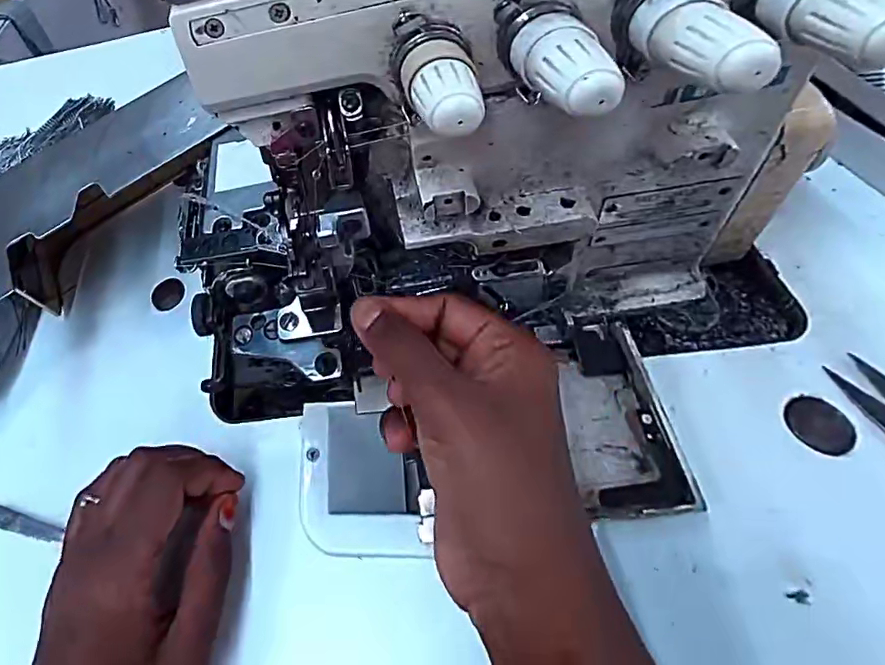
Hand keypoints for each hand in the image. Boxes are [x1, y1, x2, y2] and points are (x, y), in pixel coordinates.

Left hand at [34, 445, 241, 664]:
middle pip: (141, 466)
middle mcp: (91, 549)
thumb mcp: (187, 650)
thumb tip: (222, 513)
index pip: (163, 479)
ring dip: (161, 465)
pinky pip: (99, 490)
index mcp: (120, 567)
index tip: (230, 483)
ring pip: (119, 470)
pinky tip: (153, 493)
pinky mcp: (69, 555)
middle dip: (188, 462)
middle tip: (220, 482)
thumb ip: (209, 573)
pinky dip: (132, 477)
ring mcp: (75, 549)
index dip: (205, 469)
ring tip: (195, 486)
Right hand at [351, 294, 651, 664]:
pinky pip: (419, 412)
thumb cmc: (512, 496)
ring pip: (420, 377)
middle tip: (383, 365)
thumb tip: (372, 313)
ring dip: (400, 392)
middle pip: (430, 340)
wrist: (517, 577)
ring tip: (400, 407)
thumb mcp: (444, 403)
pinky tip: (403, 438)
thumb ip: (402, 349)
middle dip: (400, 357)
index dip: (404, 311)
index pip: (447, 308)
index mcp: (511, 355)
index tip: (367, 317)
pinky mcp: (459, 444)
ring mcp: (479, 414)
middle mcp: (498, 381)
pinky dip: (404, 421)